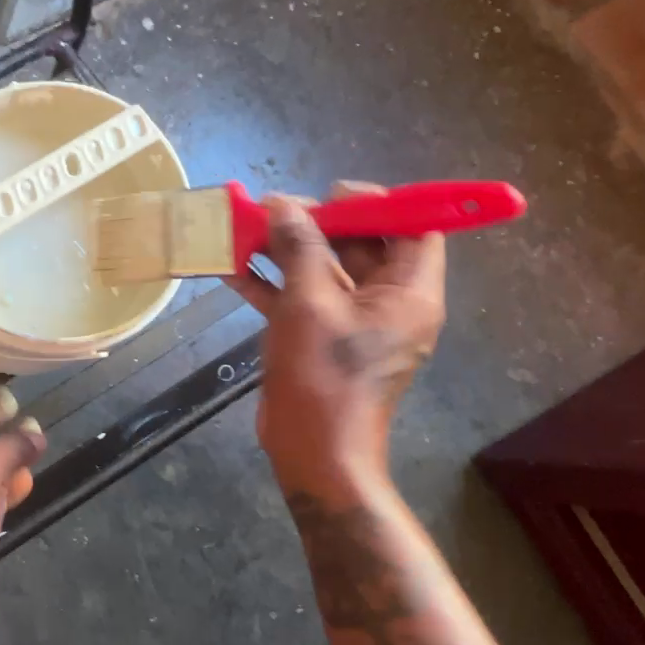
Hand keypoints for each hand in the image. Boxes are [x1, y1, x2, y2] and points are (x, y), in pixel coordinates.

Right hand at [225, 183, 445, 493]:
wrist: (313, 449)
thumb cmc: (324, 374)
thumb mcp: (310, 302)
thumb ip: (299, 247)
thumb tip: (283, 205)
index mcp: (408, 293)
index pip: (414, 229)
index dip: (379, 205)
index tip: (331, 195)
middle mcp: (387, 303)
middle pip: (362, 244)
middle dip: (316, 223)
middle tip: (273, 210)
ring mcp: (352, 321)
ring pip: (324, 268)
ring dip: (285, 249)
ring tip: (245, 230)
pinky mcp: (320, 337)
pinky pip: (300, 296)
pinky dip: (269, 281)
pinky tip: (230, 267)